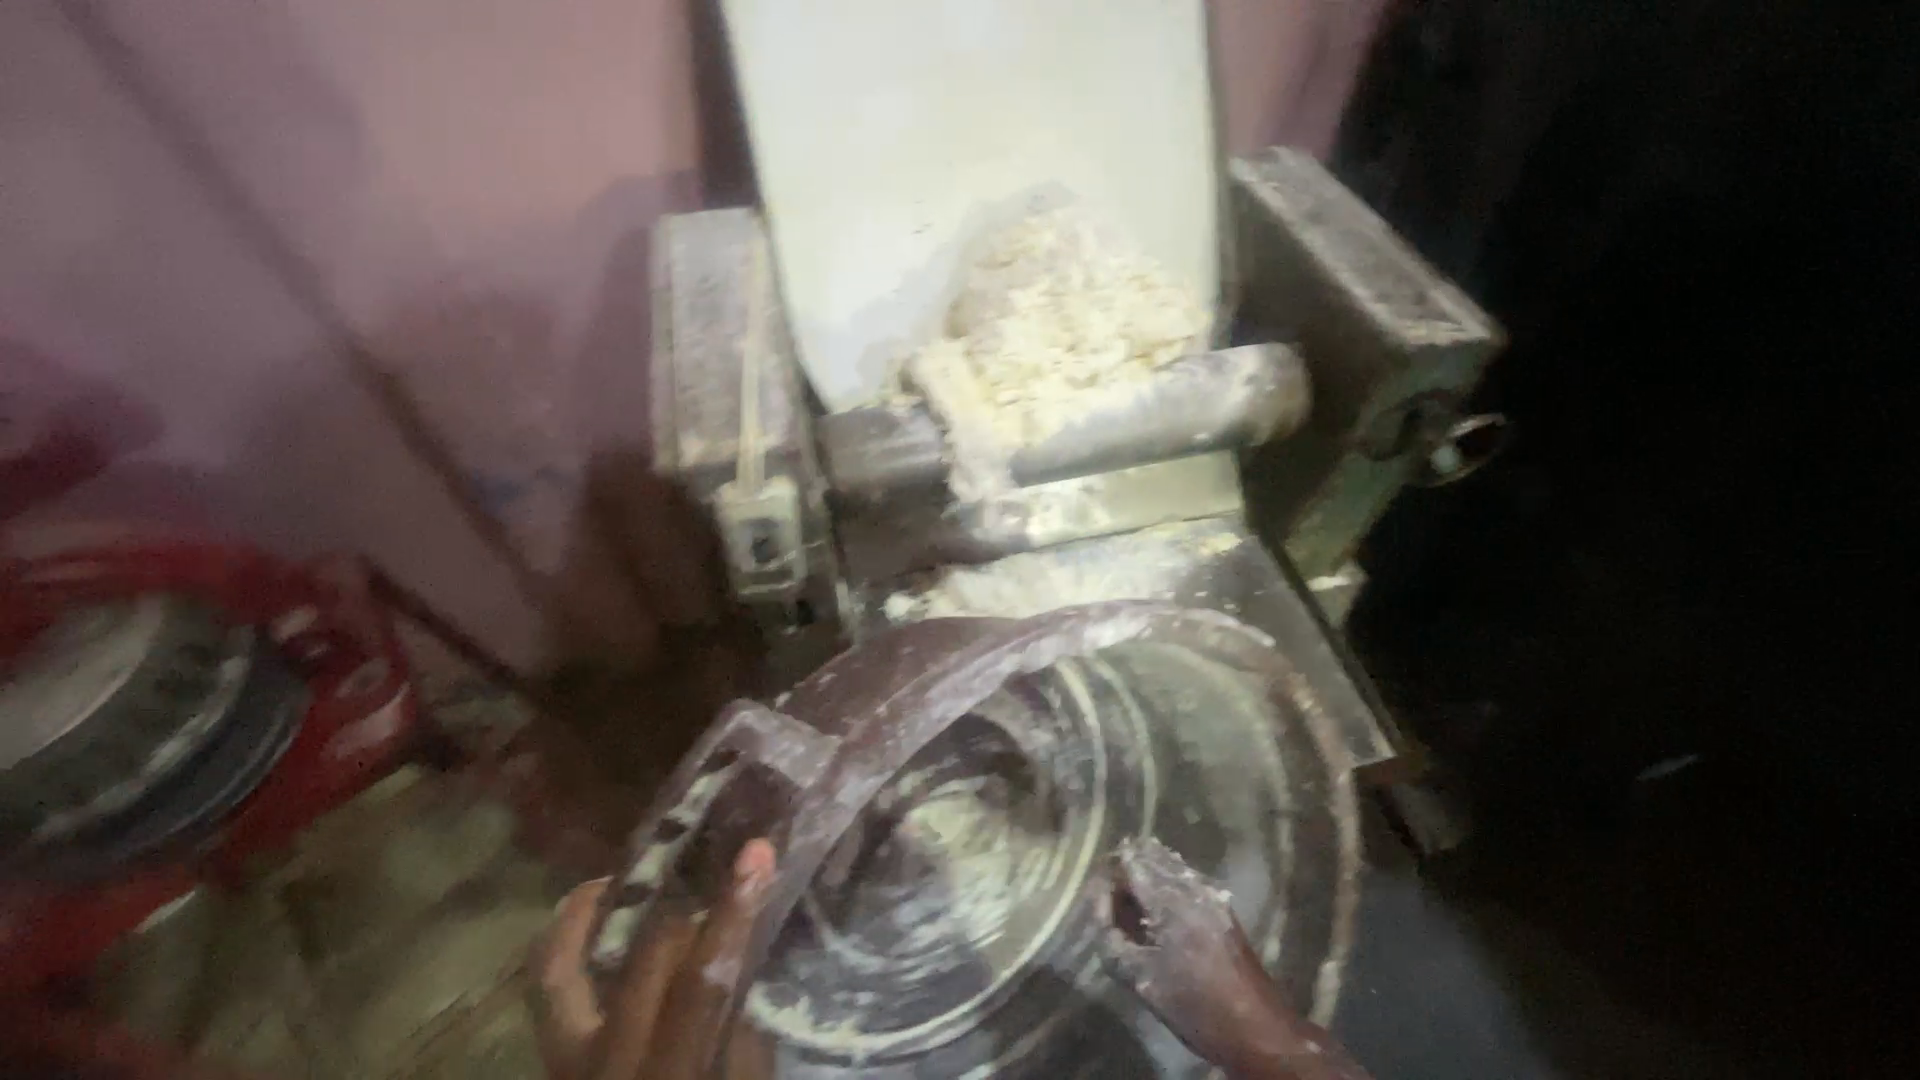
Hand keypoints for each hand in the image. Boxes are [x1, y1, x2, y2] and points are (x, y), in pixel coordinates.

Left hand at [530, 839, 777, 1079]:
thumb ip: (746, 1048)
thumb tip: (747, 970)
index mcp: (667, 1077)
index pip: (702, 984)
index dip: (731, 913)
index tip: (756, 855)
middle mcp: (608, 1070)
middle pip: (641, 966)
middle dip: (682, 914)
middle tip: (708, 877)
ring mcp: (566, 1069)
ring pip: (555, 974)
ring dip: (582, 919)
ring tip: (611, 882)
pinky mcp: (552, 1067)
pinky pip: (548, 992)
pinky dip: (564, 948)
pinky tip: (589, 922)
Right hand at [1096, 837, 1372, 1079]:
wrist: (1258, 1030)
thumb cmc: (1195, 1006)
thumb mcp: (1140, 979)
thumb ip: (1111, 939)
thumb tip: (1099, 908)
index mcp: (1169, 900)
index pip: (1129, 862)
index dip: (1107, 874)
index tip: (1096, 898)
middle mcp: (1190, 886)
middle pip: (1150, 856)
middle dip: (1125, 870)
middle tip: (1109, 898)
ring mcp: (1210, 893)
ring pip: (1168, 865)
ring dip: (1145, 874)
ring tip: (1129, 902)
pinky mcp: (1220, 907)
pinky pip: (1183, 879)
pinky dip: (1164, 883)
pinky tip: (1156, 908)